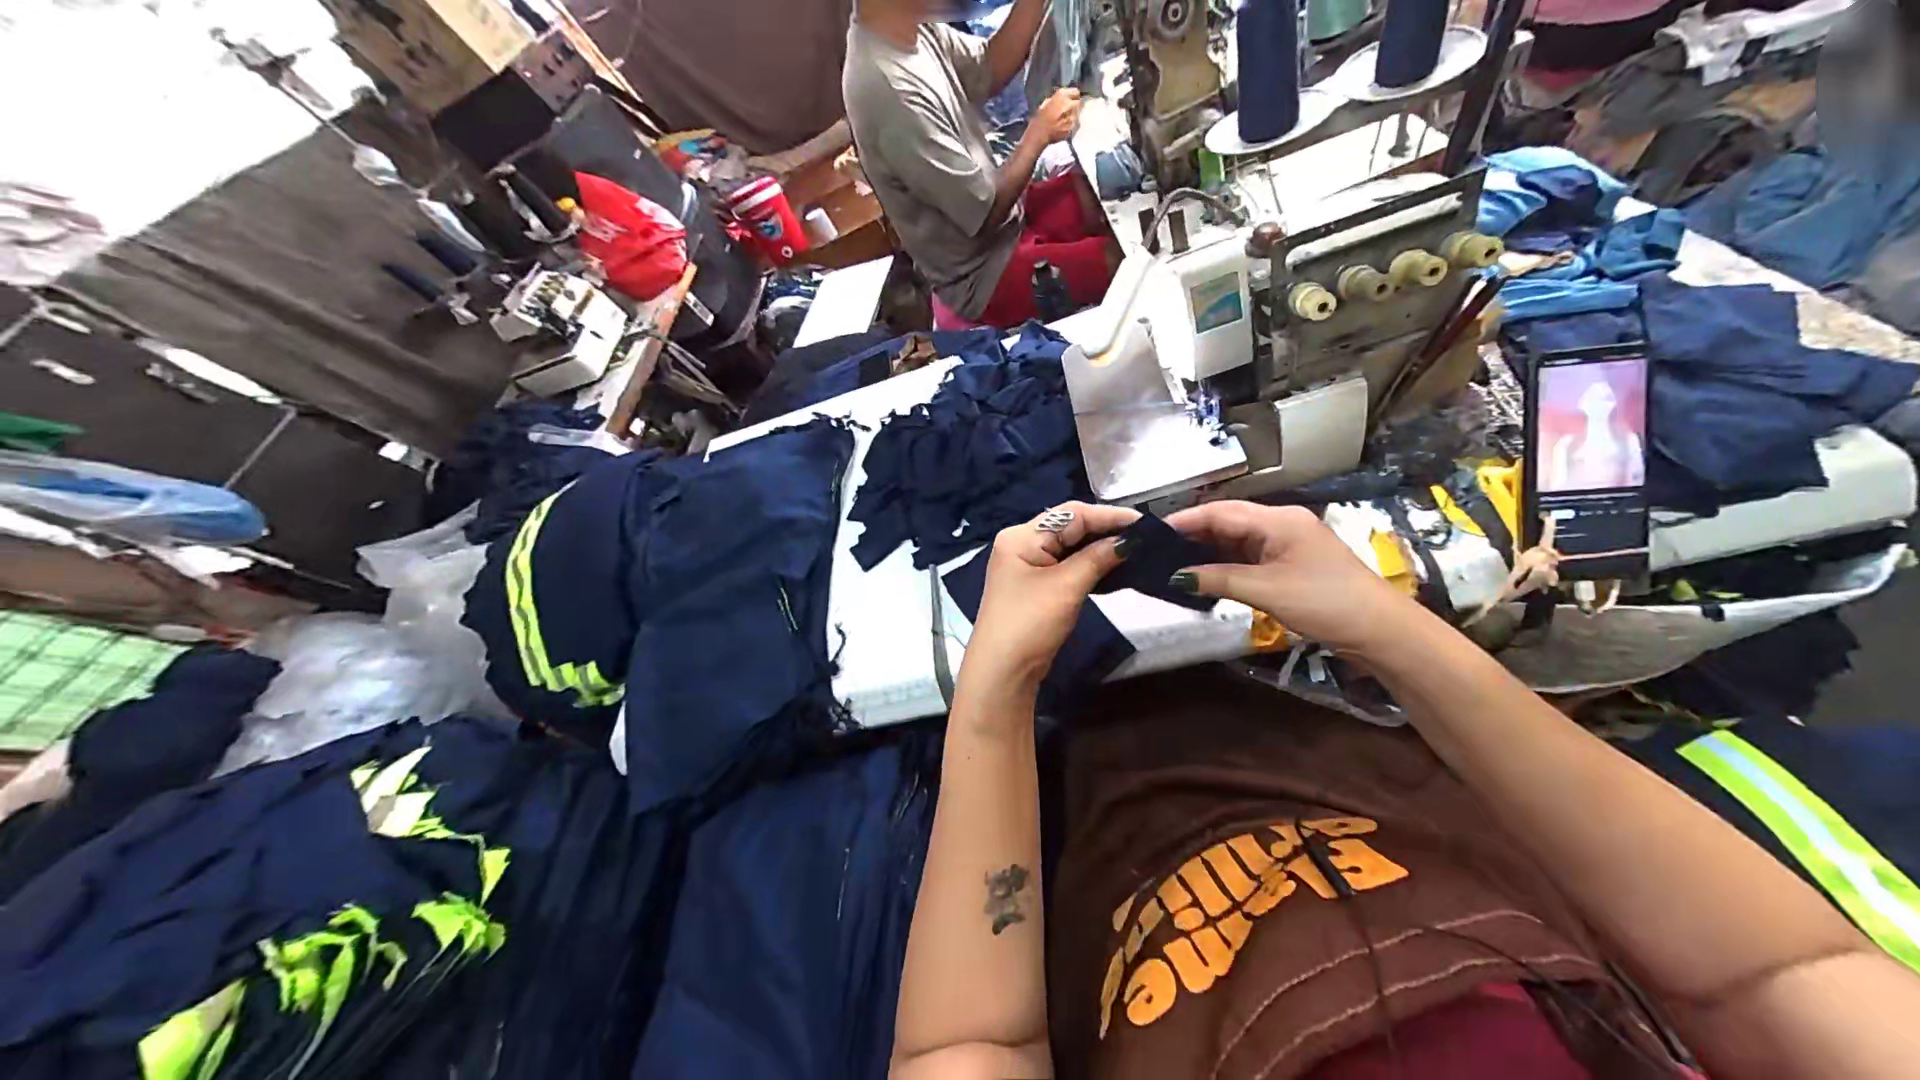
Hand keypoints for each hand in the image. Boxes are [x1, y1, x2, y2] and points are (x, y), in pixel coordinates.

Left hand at [958, 501, 1139, 698]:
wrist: (1003, 672)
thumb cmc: (1030, 624)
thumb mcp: (1066, 586)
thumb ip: (1097, 557)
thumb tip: (1128, 540)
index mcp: (1021, 536)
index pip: (1071, 514)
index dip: (1109, 516)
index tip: (1145, 523)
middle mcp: (1021, 543)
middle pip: (1070, 527)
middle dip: (1106, 530)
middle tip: (1145, 536)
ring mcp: (1027, 565)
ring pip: (1070, 546)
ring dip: (1101, 548)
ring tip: (1136, 549)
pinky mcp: (1036, 585)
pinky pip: (1067, 565)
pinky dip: (1090, 564)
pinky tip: (1114, 567)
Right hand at [1031, 88, 1082, 144]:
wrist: (1039, 135)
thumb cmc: (1039, 118)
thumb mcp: (1046, 103)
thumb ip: (1057, 99)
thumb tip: (1062, 100)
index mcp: (1062, 96)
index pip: (1076, 92)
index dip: (1073, 95)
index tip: (1070, 98)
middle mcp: (1070, 105)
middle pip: (1078, 102)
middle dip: (1074, 105)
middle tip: (1068, 110)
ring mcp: (1073, 117)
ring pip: (1077, 114)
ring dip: (1073, 115)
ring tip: (1065, 119)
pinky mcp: (1073, 128)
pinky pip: (1075, 124)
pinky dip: (1071, 124)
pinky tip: (1064, 127)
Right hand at [1165, 501, 1420, 656]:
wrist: (1380, 630)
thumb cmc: (1324, 601)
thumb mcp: (1266, 590)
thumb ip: (1218, 579)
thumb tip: (1177, 576)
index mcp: (1277, 520)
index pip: (1220, 512)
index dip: (1184, 520)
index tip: (1152, 532)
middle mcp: (1281, 523)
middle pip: (1227, 521)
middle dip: (1192, 532)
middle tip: (1156, 548)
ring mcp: (1287, 543)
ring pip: (1237, 539)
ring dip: (1207, 549)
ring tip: (1172, 559)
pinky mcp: (1290, 562)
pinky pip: (1248, 555)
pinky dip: (1224, 562)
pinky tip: (1204, 572)